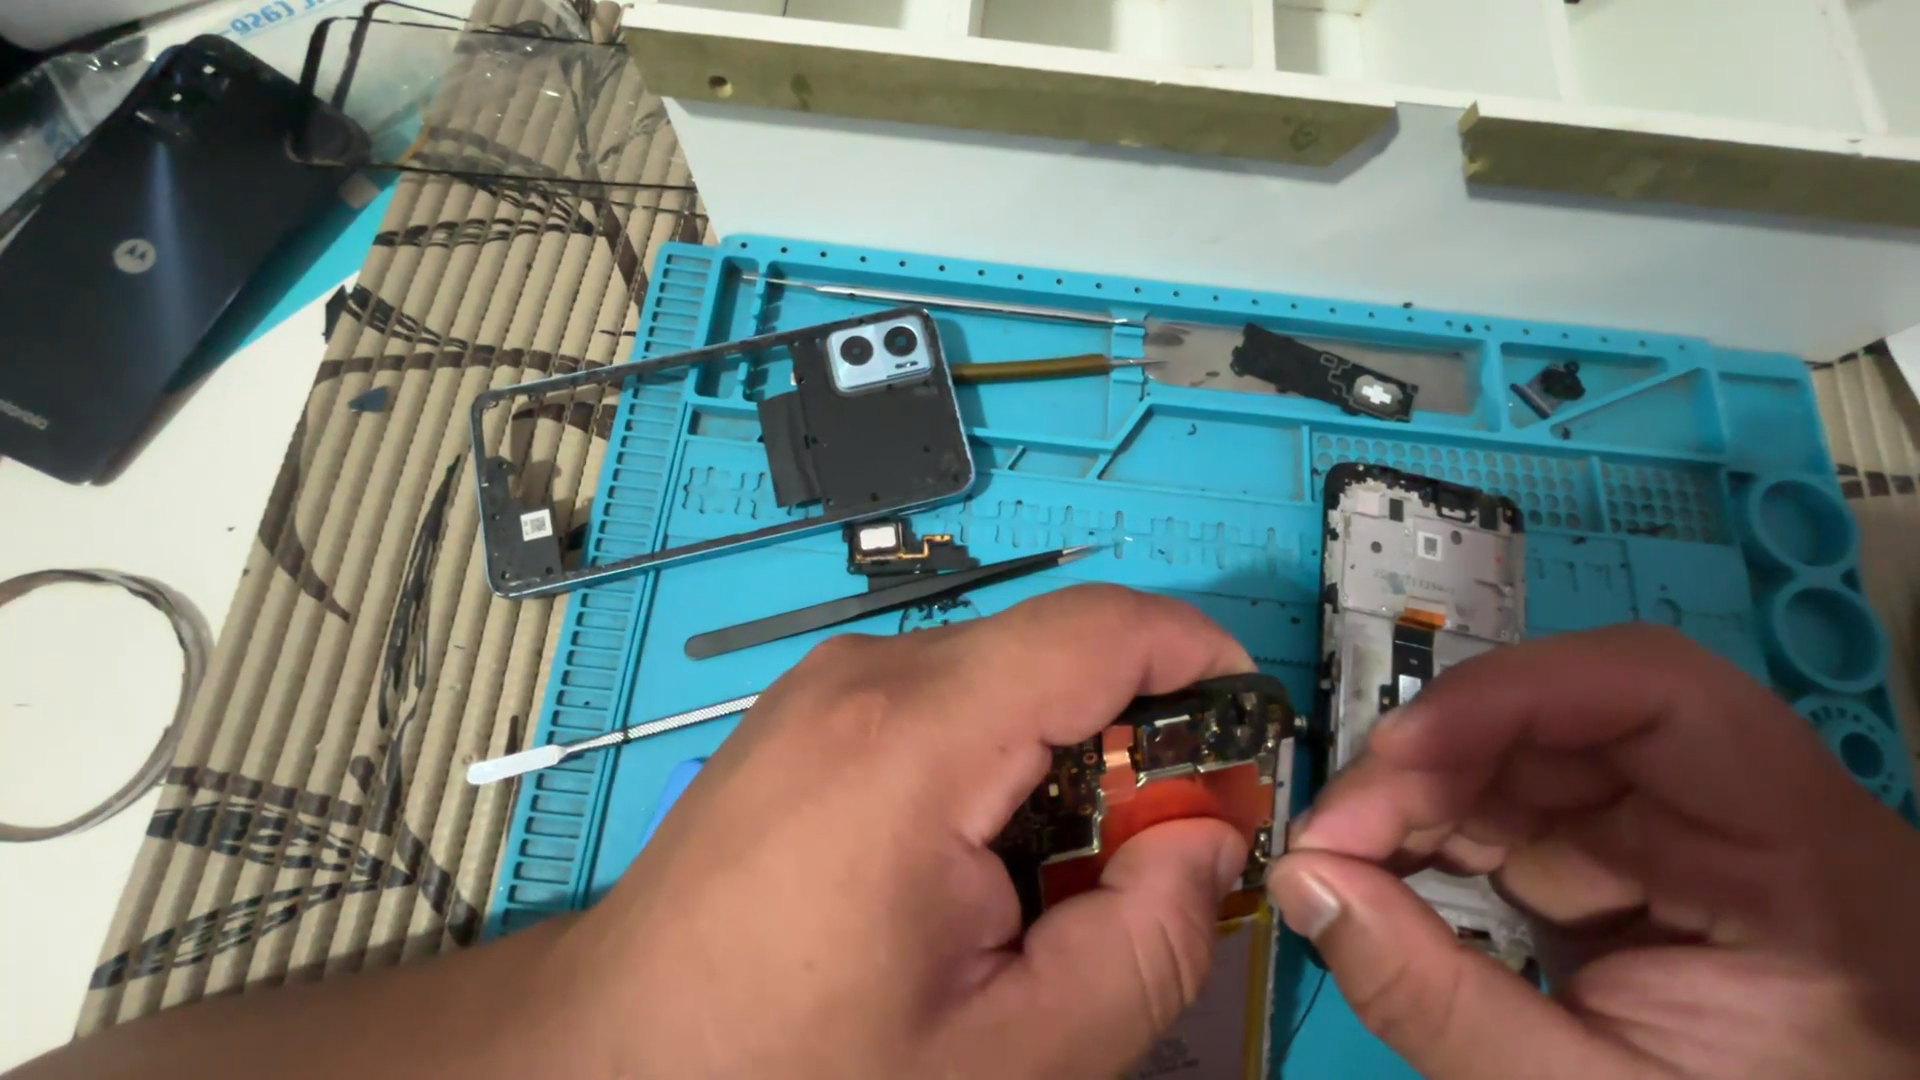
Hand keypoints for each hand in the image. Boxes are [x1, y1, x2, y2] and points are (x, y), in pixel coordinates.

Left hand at [559, 586, 1256, 1077]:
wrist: (599, 1065)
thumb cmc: (788, 1075)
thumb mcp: (1010, 1058)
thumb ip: (1144, 943)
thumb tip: (1205, 839)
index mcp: (916, 735)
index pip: (1098, 628)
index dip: (1196, 654)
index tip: (1247, 727)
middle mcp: (867, 677)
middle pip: (1051, 652)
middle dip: (1137, 732)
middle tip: (1167, 843)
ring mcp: (828, 685)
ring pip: (1000, 678)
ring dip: (1063, 753)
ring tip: (1059, 874)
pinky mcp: (810, 711)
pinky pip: (940, 701)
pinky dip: (996, 757)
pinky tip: (978, 857)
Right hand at [1268, 625, 1919, 1078]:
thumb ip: (1439, 1002)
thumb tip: (1300, 883)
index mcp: (1805, 862)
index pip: (1658, 692)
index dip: (1511, 693)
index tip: (1393, 750)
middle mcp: (1731, 815)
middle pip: (1548, 725)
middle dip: (1420, 770)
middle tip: (1328, 840)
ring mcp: (1660, 834)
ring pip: (1502, 760)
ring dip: (1403, 802)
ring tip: (1335, 861)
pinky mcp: (1603, 859)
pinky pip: (1492, 811)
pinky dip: (1418, 836)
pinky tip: (1373, 873)